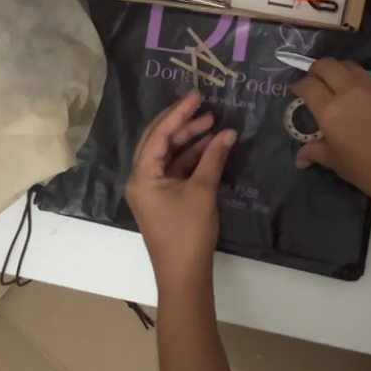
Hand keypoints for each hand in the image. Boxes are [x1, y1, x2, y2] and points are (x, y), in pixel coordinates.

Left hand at [126, 92, 236, 290]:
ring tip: (214, 124)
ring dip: (190, 140)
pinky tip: (212, 147)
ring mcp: (152, 189)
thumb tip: (228, 132)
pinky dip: (192, 157)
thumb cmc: (188, 232)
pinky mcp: (164, 198)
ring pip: (169, 155)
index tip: (197, 96)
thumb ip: (213, 157)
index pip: (158, 134)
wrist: (184, 275)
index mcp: (142, 174)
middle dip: (182, 123)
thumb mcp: (202, 190)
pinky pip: (176, 169)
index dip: (178, 113)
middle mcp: (141, 178)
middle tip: (206, 107)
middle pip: (159, 141)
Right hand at [292, 58, 370, 202]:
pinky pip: (366, 75)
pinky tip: (358, 98)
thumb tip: (300, 157)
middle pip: (326, 65)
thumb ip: (318, 151)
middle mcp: (349, 91)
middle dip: (316, 71)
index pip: (308, 85)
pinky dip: (356, 79)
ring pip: (347, 65)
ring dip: (337, 71)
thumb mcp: (340, 163)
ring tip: (335, 87)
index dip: (299, 86)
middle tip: (314, 85)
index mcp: (330, 111)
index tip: (297, 93)